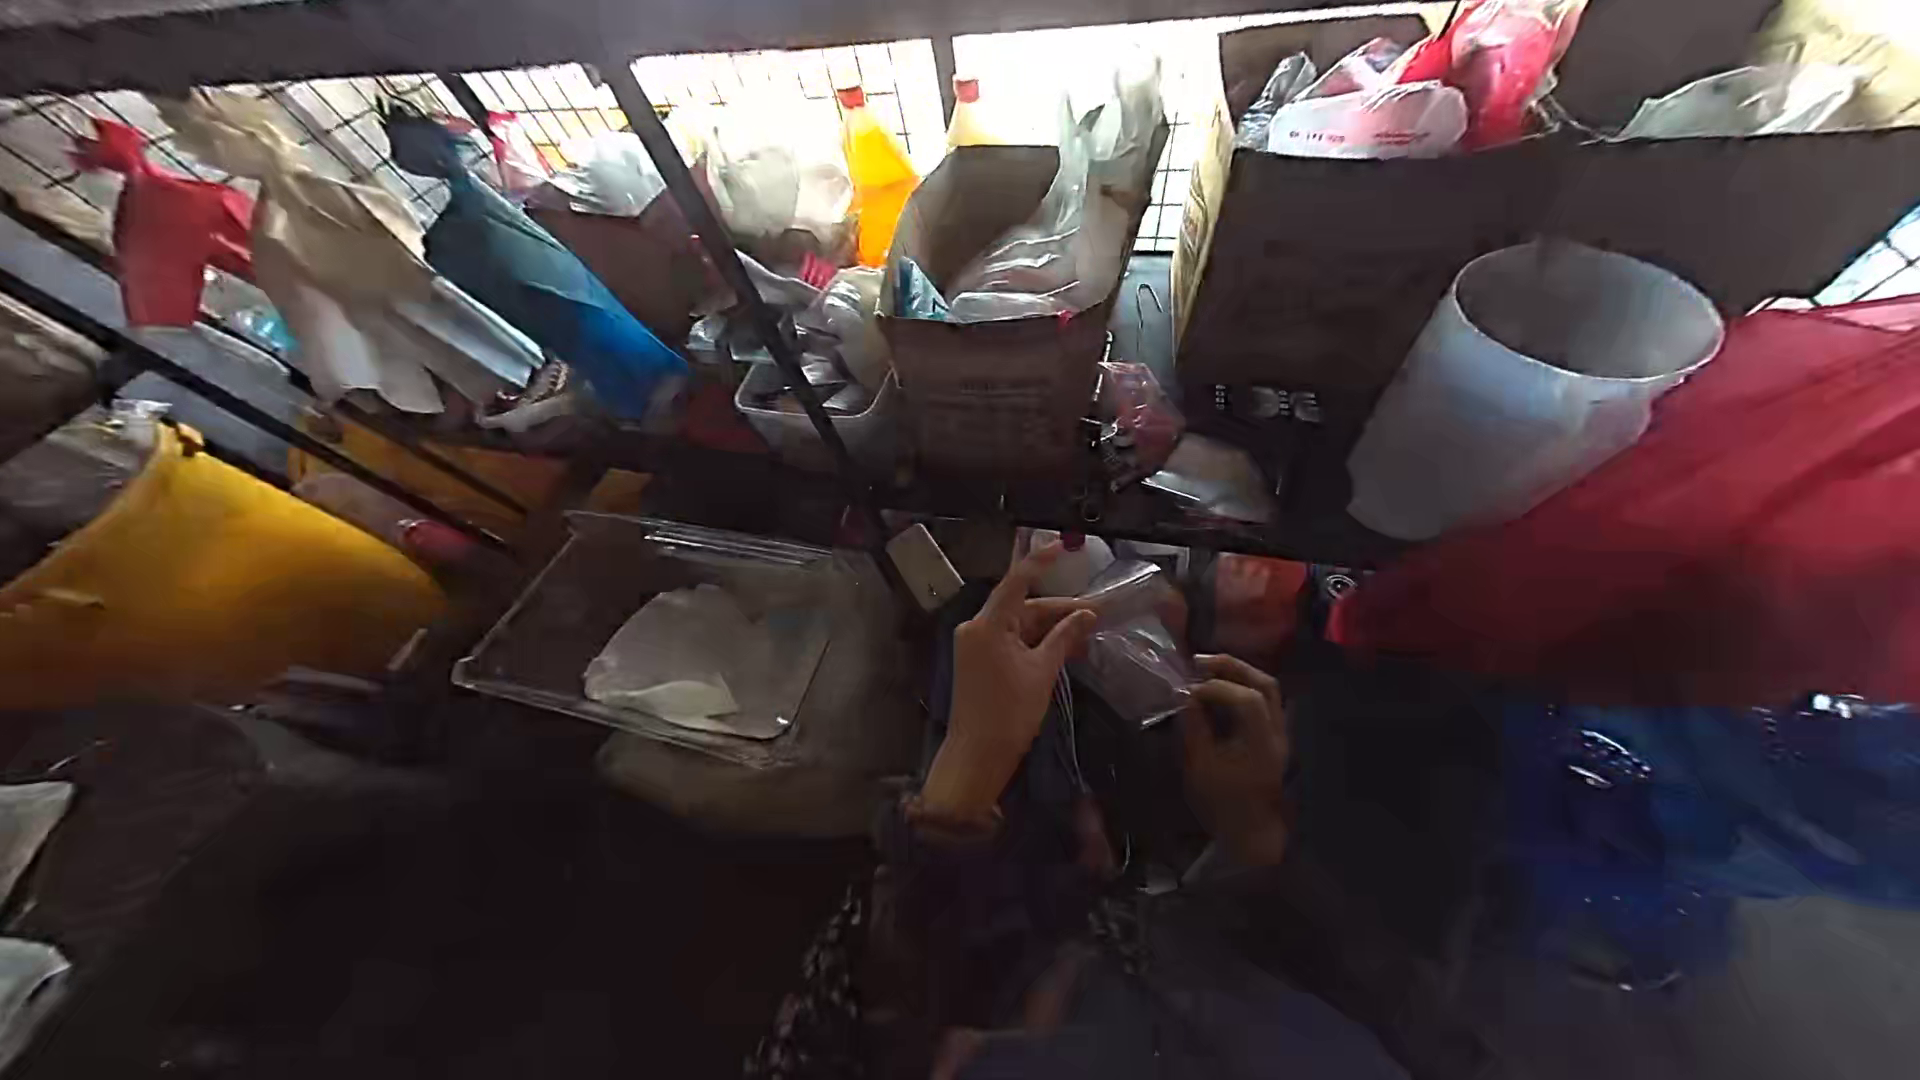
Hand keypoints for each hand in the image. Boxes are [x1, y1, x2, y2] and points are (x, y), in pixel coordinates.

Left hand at [920, 545, 1099, 821]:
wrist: (978, 755)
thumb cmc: (1010, 714)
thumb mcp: (1042, 672)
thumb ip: (1064, 637)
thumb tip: (1087, 614)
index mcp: (987, 625)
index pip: (1016, 581)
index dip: (1041, 561)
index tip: (1062, 545)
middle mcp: (976, 627)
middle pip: (1023, 607)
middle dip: (1059, 610)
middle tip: (1097, 612)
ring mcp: (976, 643)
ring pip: (1019, 624)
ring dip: (1050, 628)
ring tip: (1087, 630)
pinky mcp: (980, 658)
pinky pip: (1011, 640)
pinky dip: (1036, 641)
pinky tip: (1065, 645)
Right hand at [1181, 654, 1291, 867]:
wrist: (1249, 833)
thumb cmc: (1221, 804)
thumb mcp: (1200, 767)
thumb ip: (1195, 727)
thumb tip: (1186, 696)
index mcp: (1262, 744)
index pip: (1248, 699)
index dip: (1218, 686)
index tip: (1190, 691)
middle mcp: (1277, 734)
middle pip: (1265, 684)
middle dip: (1232, 667)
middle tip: (1199, 662)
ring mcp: (1278, 734)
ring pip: (1267, 688)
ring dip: (1237, 673)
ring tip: (1206, 670)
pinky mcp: (1272, 736)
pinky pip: (1262, 699)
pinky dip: (1240, 686)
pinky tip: (1217, 687)